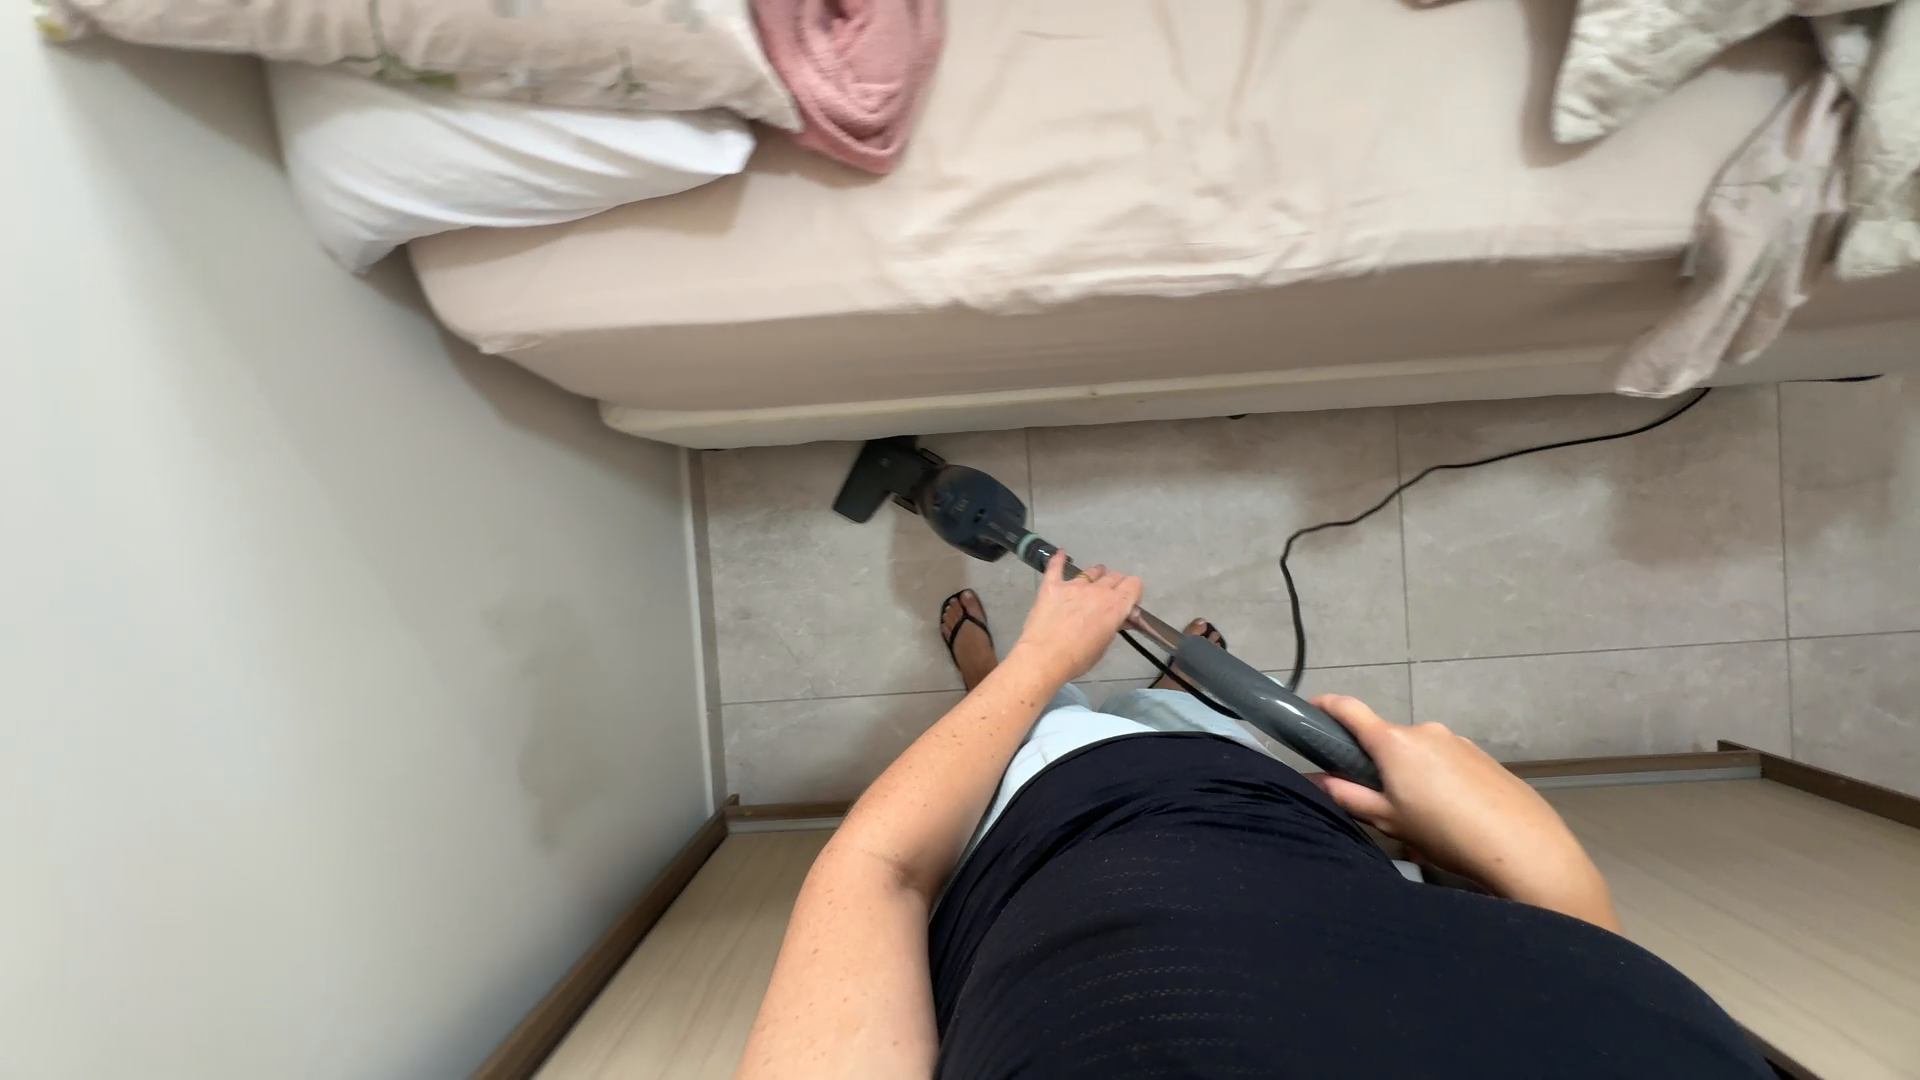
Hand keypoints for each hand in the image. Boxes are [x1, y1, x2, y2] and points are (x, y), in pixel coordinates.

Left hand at [1008, 552, 1142, 683]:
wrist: (1044, 657)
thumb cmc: (1078, 658)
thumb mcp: (1104, 644)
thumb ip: (1114, 624)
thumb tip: (1121, 617)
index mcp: (1115, 605)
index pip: (1134, 585)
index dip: (1133, 592)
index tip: (1127, 602)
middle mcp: (1098, 590)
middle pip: (1114, 576)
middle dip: (1116, 585)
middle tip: (1109, 597)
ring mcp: (1074, 585)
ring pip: (1092, 571)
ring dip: (1096, 575)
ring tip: (1092, 581)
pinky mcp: (1052, 585)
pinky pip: (1056, 567)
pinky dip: (1059, 559)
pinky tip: (1061, 553)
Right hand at [1308, 695, 1620, 931]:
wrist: (1530, 852)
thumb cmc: (1446, 833)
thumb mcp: (1387, 820)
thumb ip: (1346, 796)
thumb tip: (1314, 779)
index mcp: (1394, 742)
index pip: (1348, 709)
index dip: (1324, 705)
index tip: (1309, 710)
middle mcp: (1425, 731)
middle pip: (1386, 737)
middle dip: (1376, 758)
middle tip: (1377, 794)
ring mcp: (1459, 742)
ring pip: (1419, 751)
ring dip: (1411, 770)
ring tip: (1423, 812)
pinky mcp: (1486, 759)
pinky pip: (1449, 761)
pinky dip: (1440, 778)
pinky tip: (1455, 813)